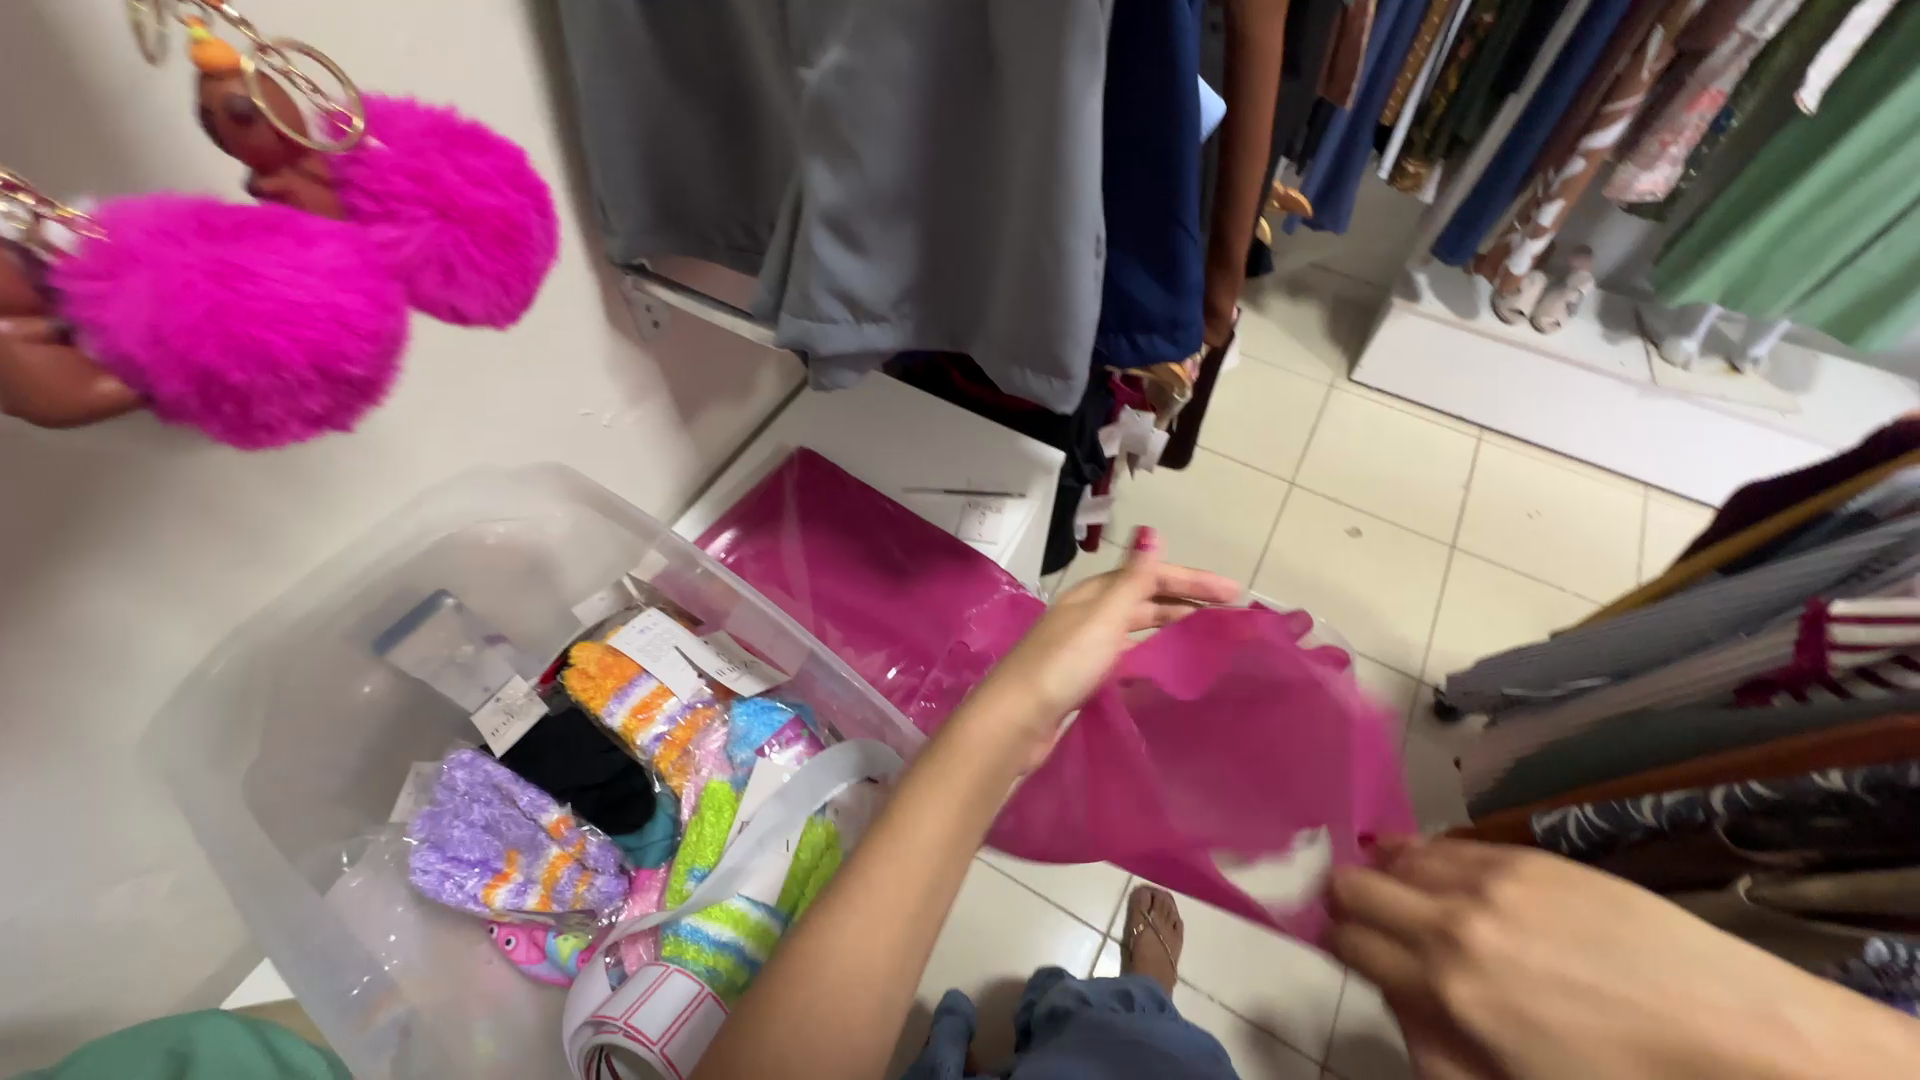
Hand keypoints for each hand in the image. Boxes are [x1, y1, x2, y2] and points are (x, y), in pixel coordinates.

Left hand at [961, 526, 1239, 770]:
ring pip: (1135, 629)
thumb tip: (1151, 530)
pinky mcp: (1081, 678)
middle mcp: (1087, 614)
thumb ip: (1131, 579)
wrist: (1017, 720)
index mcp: (1092, 595)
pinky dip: (1149, 656)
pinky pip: (1126, 657)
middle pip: (1143, 600)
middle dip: (1185, 603)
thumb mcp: (1102, 617)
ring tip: (1205, 639)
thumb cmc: (1063, 664)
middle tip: (1229, 617)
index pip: (1149, 576)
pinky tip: (1164, 669)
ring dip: (1169, 628)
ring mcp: (1083, 647)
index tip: (1234, 593)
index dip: (1192, 580)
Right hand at [1326, 837, 1919, 1079]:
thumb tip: (1393, 1001)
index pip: (1345, 940)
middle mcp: (1453, 921)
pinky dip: (1429, 858)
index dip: (1334, 943)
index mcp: (1447, 988)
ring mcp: (1491, 879)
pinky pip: (1446, 843)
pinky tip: (1448, 878)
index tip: (1345, 948)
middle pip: (1350, 885)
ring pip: (1392, 854)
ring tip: (1407, 895)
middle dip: (1345, 903)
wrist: (1744, 1040)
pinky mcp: (1528, 856)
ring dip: (1387, 875)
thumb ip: (1433, 1049)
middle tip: (1364, 920)